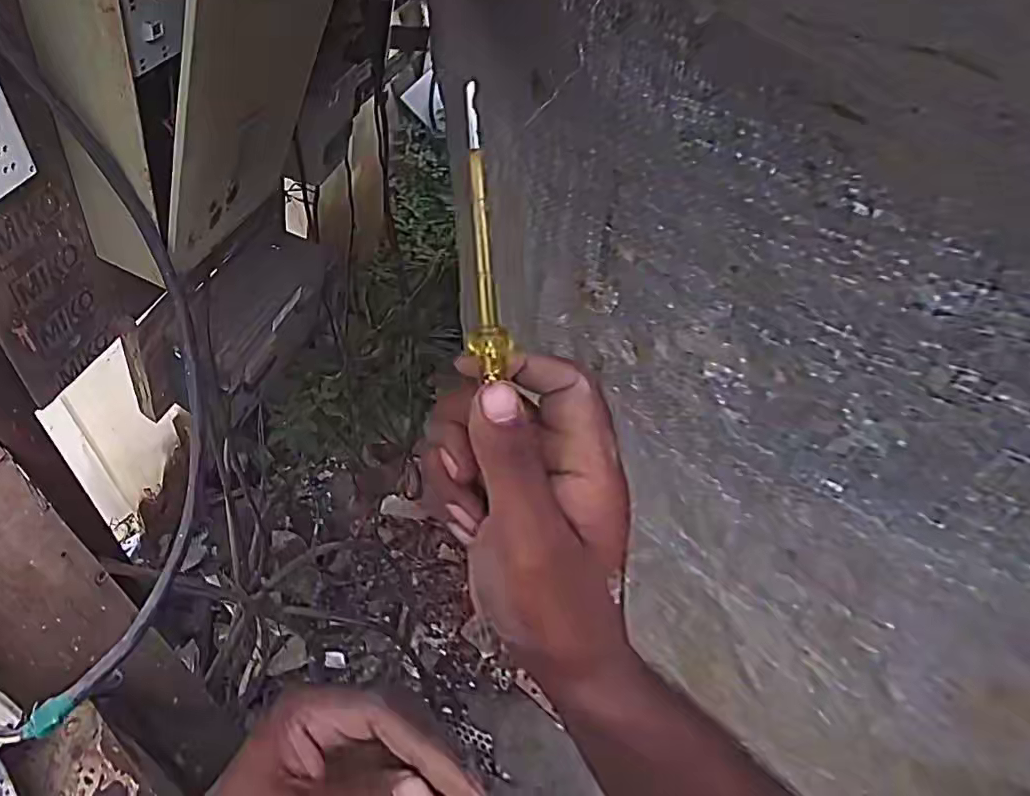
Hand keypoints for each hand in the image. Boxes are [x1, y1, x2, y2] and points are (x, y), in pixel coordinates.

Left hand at [211, 688, 481, 795]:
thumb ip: (358, 790)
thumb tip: (417, 782)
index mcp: (304, 708)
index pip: (383, 710)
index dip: (430, 748)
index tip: (463, 784)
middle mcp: (321, 716)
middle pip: (397, 722)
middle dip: (437, 759)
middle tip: (470, 789)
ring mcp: (331, 745)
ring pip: (399, 746)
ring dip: (429, 769)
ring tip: (460, 790)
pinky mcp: (339, 772)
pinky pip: (385, 769)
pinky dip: (411, 783)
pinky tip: (429, 790)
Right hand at [419, 354, 633, 687]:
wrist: (550, 664)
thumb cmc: (555, 607)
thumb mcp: (530, 533)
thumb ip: (509, 460)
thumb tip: (495, 390)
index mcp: (584, 459)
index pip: (564, 382)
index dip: (520, 365)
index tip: (469, 372)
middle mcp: (552, 457)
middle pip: (499, 400)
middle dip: (464, 428)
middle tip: (461, 470)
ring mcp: (520, 475)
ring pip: (467, 429)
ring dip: (449, 463)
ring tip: (464, 509)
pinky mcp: (493, 492)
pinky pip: (455, 461)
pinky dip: (446, 486)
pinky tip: (461, 522)